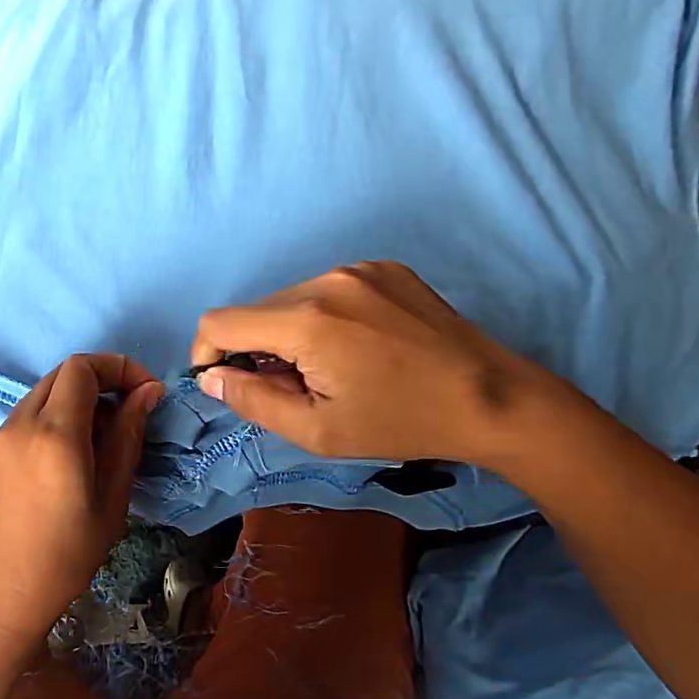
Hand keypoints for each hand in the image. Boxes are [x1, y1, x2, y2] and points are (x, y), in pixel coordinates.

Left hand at [0, 355, 164, 649]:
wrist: (2, 593)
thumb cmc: (67, 555)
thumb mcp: (111, 497)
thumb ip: (128, 436)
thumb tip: (148, 391)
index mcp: (54, 432)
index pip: (83, 367)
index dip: (120, 367)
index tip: (146, 392)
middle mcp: (21, 423)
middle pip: (62, 373)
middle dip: (102, 380)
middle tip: (130, 414)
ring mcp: (1, 435)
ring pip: (44, 392)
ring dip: (78, 399)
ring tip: (104, 439)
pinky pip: (28, 415)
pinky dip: (56, 416)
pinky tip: (72, 453)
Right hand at [191, 262, 580, 470]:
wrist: (492, 399)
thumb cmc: (398, 423)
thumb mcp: (316, 430)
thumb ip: (253, 400)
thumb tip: (212, 377)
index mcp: (307, 320)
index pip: (220, 321)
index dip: (206, 353)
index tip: (223, 382)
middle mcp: (327, 280)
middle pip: (254, 310)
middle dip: (252, 349)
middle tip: (286, 387)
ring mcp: (359, 268)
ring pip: (288, 299)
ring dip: (285, 333)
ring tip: (324, 368)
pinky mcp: (383, 268)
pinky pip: (324, 290)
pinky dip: (317, 318)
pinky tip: (351, 346)